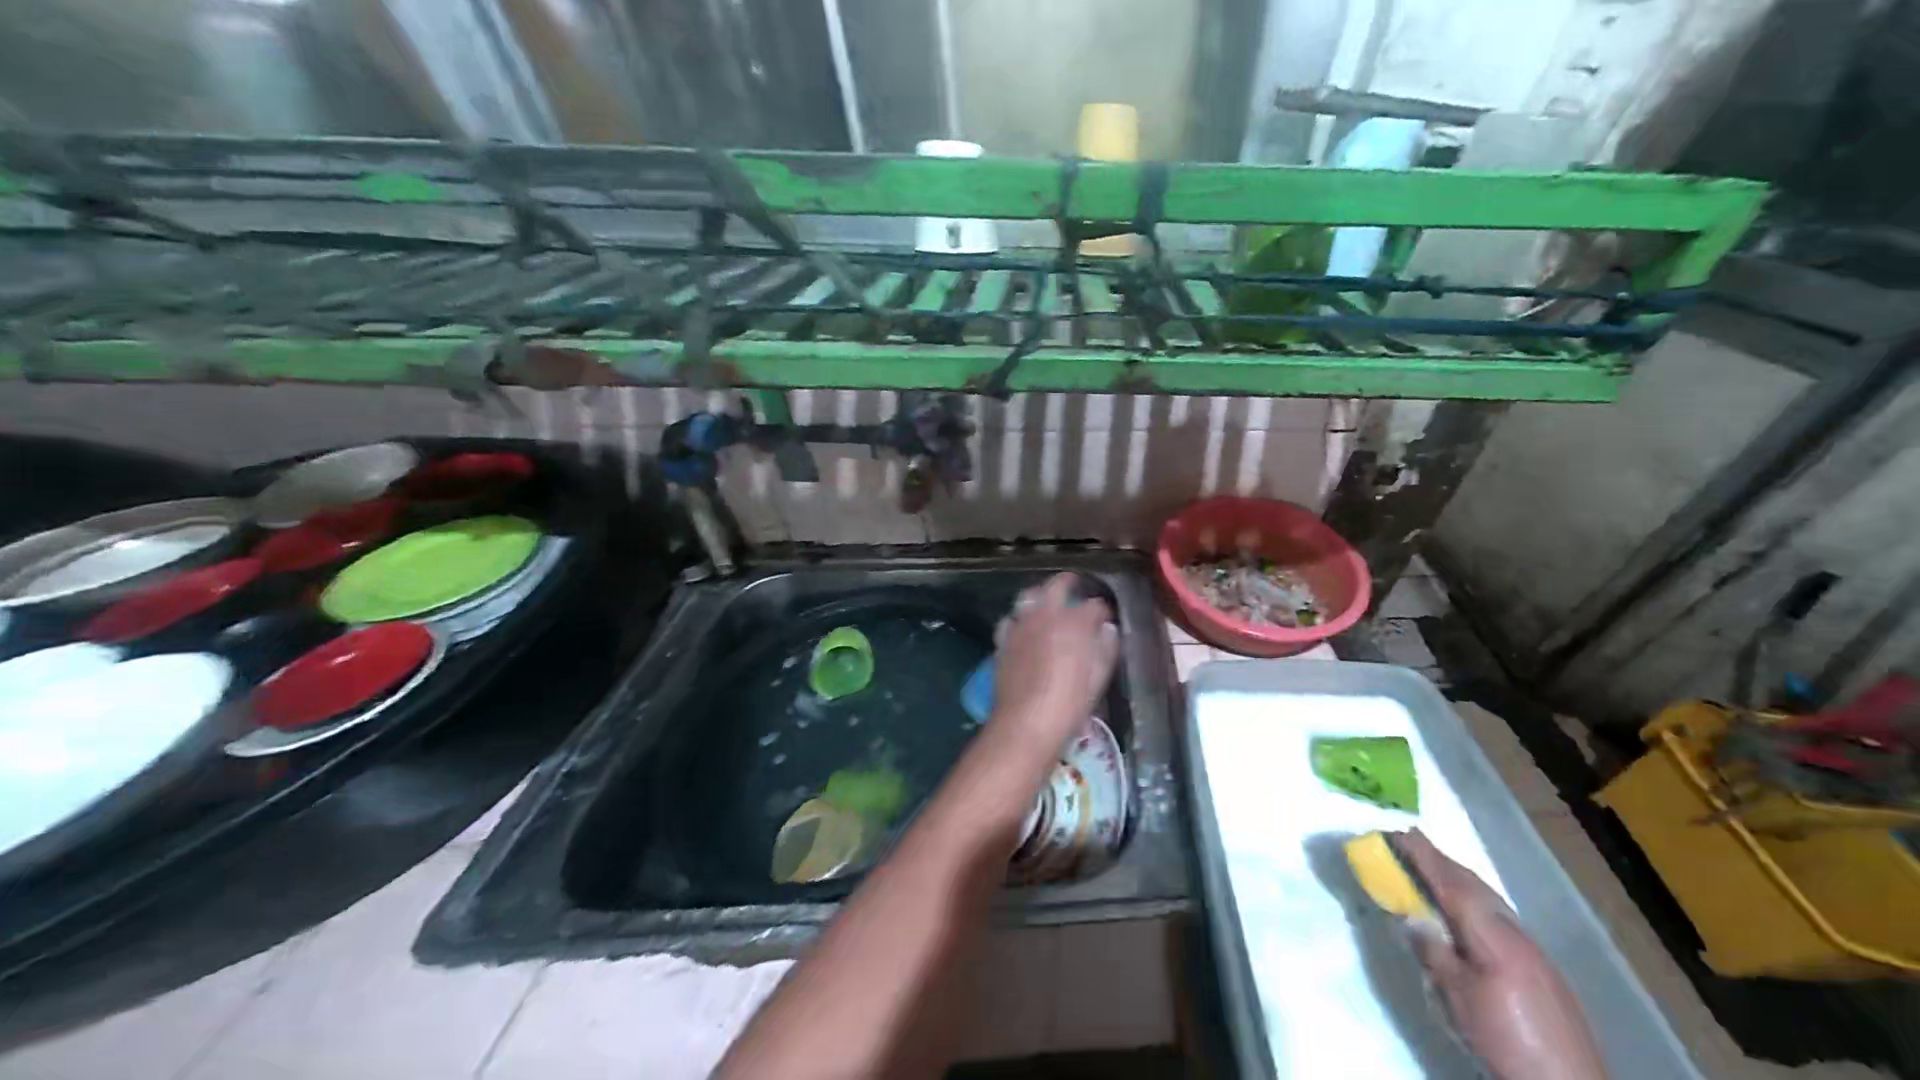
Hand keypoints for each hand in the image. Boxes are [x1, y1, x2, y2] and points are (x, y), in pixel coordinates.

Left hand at [989, 574, 1118, 750]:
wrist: (1026, 722)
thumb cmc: (1070, 704)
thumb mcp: (1098, 679)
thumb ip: (1106, 649)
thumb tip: (1108, 629)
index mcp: (1075, 623)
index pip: (1094, 605)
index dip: (1102, 610)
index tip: (1106, 616)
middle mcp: (1046, 615)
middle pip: (1057, 585)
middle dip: (1069, 582)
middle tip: (1075, 584)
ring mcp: (1021, 625)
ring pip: (1028, 595)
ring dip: (1040, 594)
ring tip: (1047, 600)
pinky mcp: (1003, 639)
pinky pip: (1010, 619)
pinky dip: (1018, 618)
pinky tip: (1022, 627)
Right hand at [1397, 831, 1609, 1079]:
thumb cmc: (1504, 1037)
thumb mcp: (1458, 997)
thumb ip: (1433, 951)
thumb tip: (1410, 915)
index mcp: (1493, 935)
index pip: (1452, 885)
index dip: (1425, 857)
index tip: (1399, 832)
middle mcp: (1516, 933)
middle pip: (1475, 887)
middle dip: (1441, 861)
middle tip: (1410, 841)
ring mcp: (1533, 950)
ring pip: (1489, 900)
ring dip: (1458, 878)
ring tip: (1433, 868)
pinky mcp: (1540, 967)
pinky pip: (1498, 916)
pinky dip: (1474, 900)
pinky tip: (1465, 910)